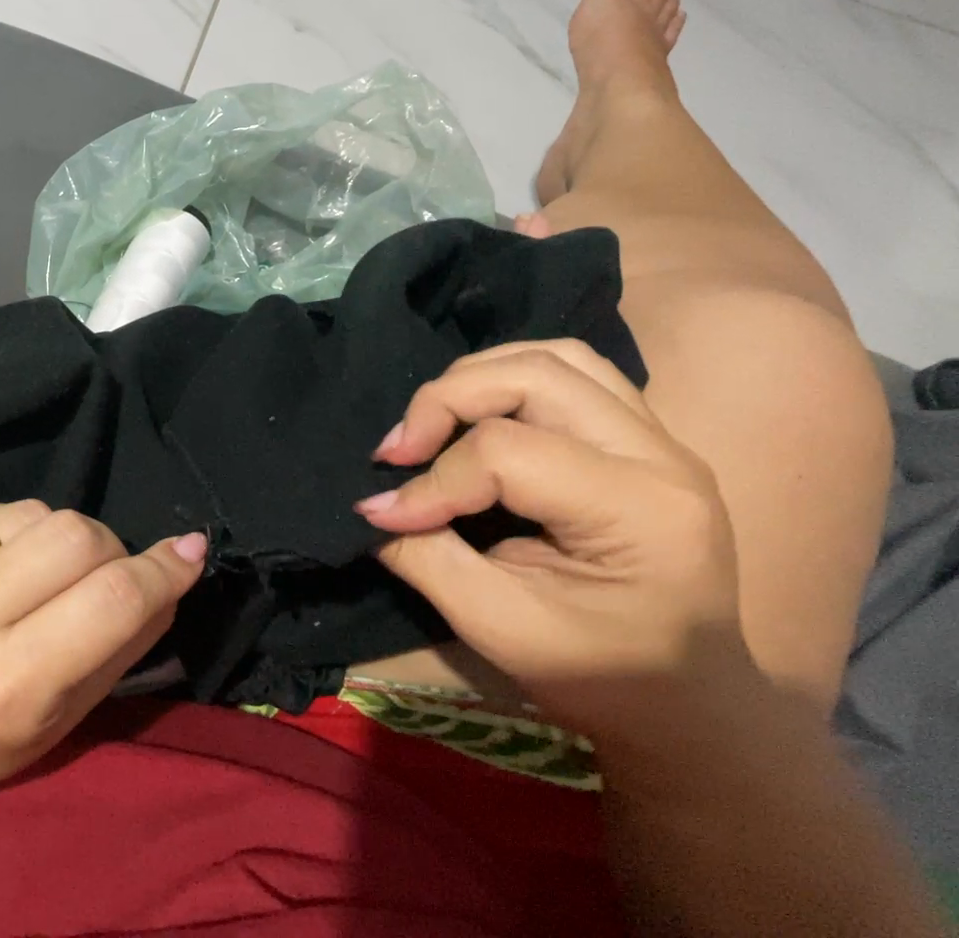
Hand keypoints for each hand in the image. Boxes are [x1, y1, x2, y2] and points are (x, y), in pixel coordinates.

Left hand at [0, 502, 206, 801]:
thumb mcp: (70, 713)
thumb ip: (129, 638)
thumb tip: (180, 562)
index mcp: (7, 684)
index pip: (109, 601)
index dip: (160, 572)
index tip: (189, 555)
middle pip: (74, 536)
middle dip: (108, 551)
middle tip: (101, 578)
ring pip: (36, 511)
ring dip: (60, 538)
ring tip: (44, 577)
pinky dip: (17, 531)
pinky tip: (2, 567)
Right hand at [356, 339, 760, 745]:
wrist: (685, 699)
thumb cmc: (595, 672)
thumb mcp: (495, 625)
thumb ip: (425, 557)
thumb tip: (372, 508)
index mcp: (638, 509)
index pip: (506, 452)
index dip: (431, 481)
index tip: (383, 518)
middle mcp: (660, 456)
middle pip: (534, 375)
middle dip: (444, 401)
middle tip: (397, 451)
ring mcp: (659, 439)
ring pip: (555, 358)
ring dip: (476, 380)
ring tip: (431, 426)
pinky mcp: (642, 438)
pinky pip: (572, 374)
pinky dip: (508, 381)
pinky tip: (476, 419)